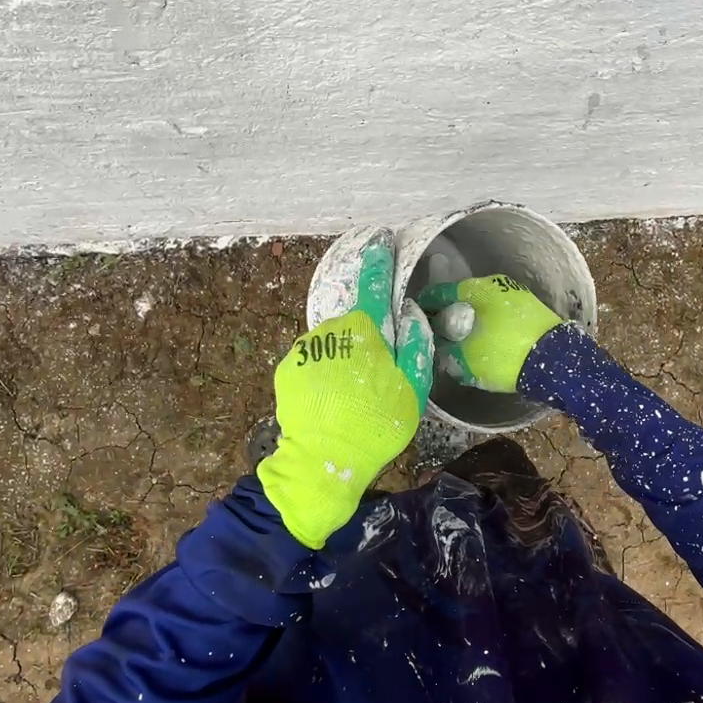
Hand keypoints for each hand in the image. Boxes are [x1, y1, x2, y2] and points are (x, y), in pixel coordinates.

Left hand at [257, 232, 432, 548]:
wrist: (320, 463)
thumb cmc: (373, 425)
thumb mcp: (412, 390)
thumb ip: (415, 347)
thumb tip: (410, 316)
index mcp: (364, 330)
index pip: (373, 284)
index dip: (379, 261)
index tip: (382, 239)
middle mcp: (329, 329)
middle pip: (353, 321)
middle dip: (365, 335)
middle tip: (377, 371)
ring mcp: (304, 349)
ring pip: (332, 341)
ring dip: (343, 356)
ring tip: (352, 393)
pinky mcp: (287, 369)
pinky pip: (314, 360)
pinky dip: (324, 371)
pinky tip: (331, 400)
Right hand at [414, 275, 562, 393]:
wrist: (558, 363)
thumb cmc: (507, 354)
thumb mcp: (466, 358)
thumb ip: (445, 351)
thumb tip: (436, 347)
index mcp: (476, 288)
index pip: (438, 293)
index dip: (423, 308)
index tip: (416, 321)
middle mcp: (496, 285)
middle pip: (461, 299)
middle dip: (448, 317)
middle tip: (437, 337)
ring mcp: (516, 296)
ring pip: (481, 308)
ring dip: (469, 323)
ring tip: (460, 345)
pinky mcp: (530, 311)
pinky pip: (498, 316)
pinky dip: (487, 327)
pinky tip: (484, 344)